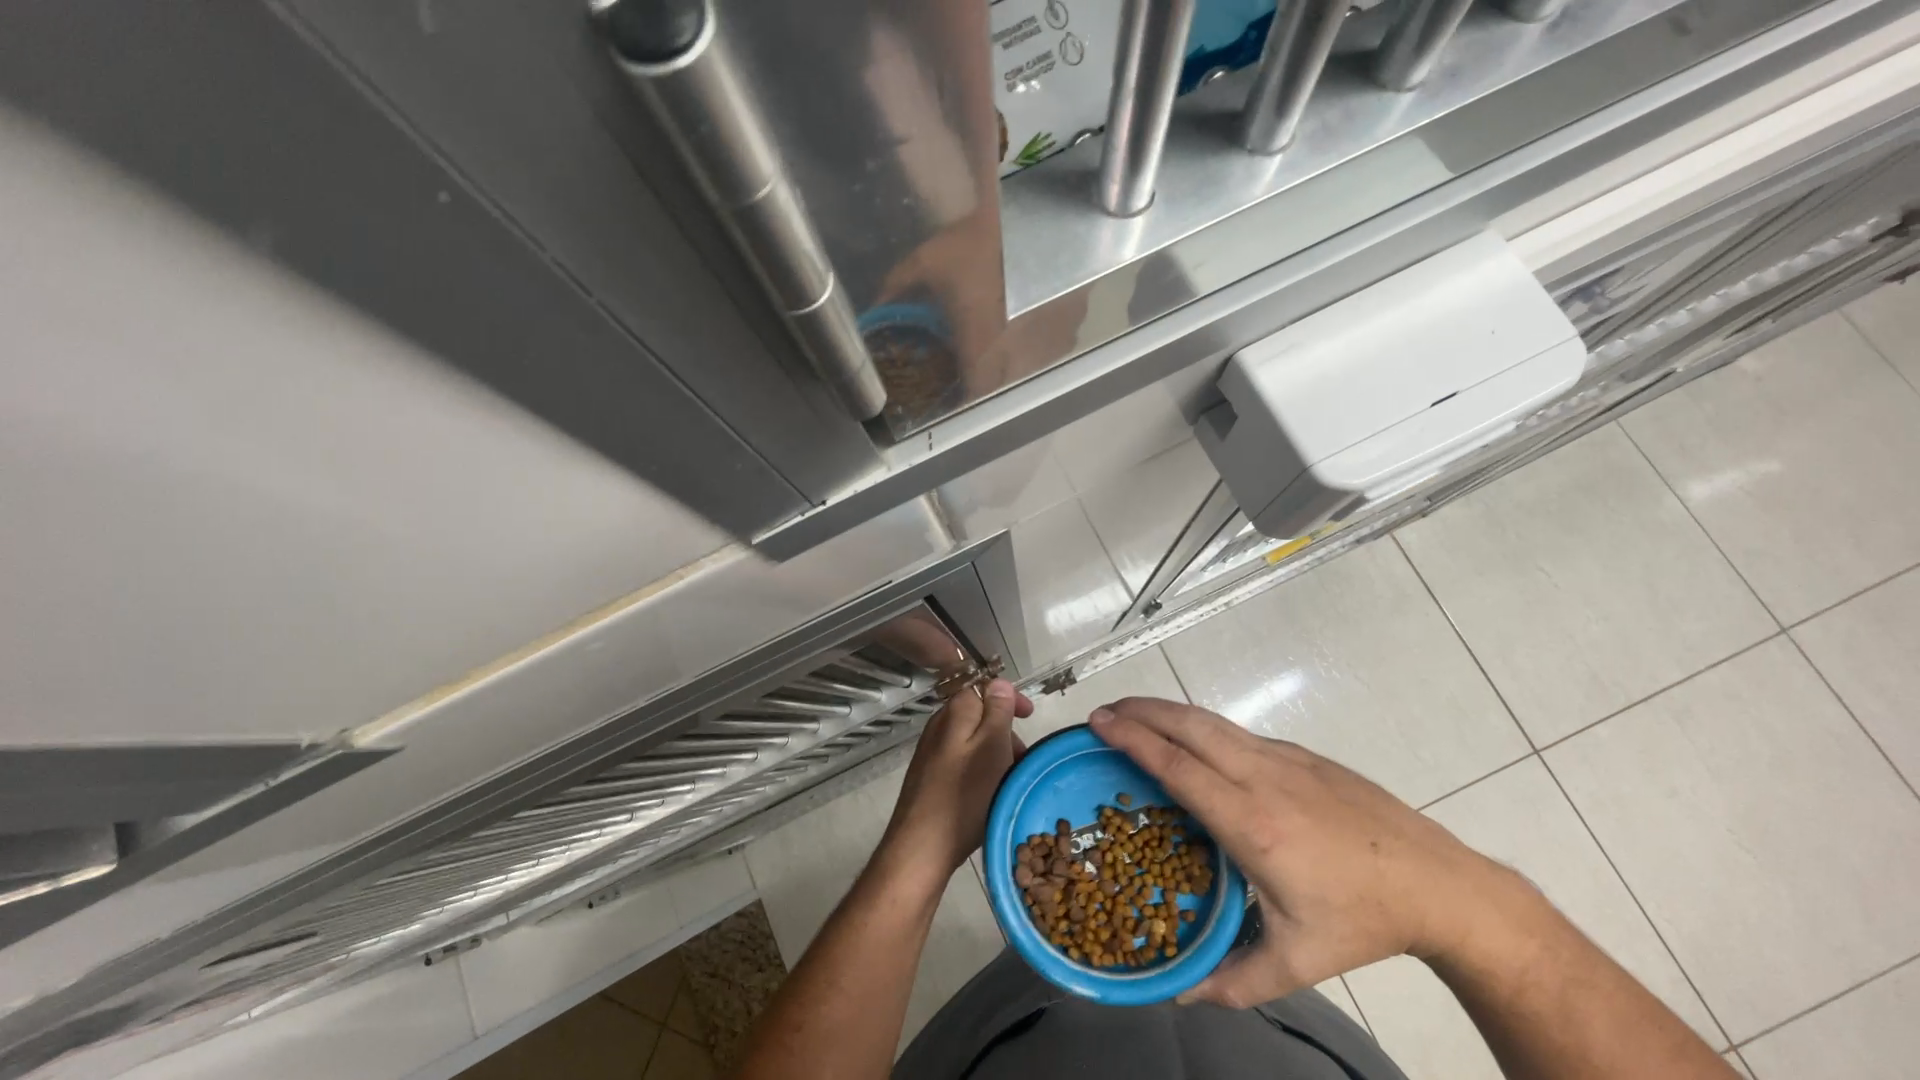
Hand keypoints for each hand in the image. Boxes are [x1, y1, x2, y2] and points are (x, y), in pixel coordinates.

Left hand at [880, 679, 1033, 881]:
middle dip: (1005, 731)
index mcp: (953, 713)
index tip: (1029, 716)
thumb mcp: (992, 746)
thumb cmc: (965, 794)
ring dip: (996, 754)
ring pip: (972, 742)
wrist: (923, 846)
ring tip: (1011, 780)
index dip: (1008, 698)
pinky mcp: (929, 778)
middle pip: (978, 716)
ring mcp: (931, 754)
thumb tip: (999, 682)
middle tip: (1024, 756)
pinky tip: (990, 793)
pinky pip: (963, 763)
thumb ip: (997, 711)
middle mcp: (938, 727)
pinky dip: (982, 770)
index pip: (981, 687)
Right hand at [1090, 698, 1527, 1007]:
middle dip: (1141, 712)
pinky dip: (1201, 727)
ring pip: (1215, 722)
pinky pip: (1240, 734)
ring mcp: (1287, 761)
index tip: (1100, 724)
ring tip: (1136, 716)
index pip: (1178, 767)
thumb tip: (1180, 995)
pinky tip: (1194, 743)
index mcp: (1252, 823)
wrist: (1440, 884)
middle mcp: (1263, 777)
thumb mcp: (1296, 961)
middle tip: (1102, 713)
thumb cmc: (1361, 921)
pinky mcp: (1306, 757)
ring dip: (1169, 712)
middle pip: (1189, 726)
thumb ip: (1233, 980)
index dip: (1134, 741)